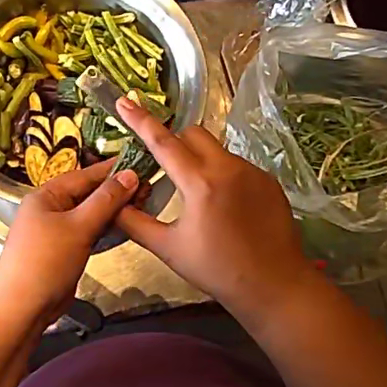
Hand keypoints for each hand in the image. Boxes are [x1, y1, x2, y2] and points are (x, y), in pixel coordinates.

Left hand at [0, 161, 139, 321]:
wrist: (22, 309)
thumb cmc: (44, 263)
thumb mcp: (78, 227)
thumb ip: (105, 200)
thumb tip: (129, 175)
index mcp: (46, 196)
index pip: (84, 175)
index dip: (112, 169)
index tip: (138, 163)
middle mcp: (50, 209)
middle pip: (88, 193)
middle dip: (116, 190)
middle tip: (146, 186)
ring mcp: (58, 231)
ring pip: (90, 213)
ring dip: (113, 209)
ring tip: (141, 202)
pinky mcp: (66, 250)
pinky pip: (89, 231)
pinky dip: (106, 227)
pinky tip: (125, 225)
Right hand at [110, 97, 324, 313]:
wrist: (275, 285)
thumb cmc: (217, 270)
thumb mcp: (169, 248)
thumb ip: (135, 222)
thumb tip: (112, 204)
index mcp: (199, 183)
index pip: (163, 142)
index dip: (141, 120)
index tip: (125, 100)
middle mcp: (227, 168)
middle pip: (193, 133)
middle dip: (174, 140)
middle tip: (162, 163)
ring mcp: (252, 171)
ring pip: (216, 149)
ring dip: (198, 158)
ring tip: (194, 192)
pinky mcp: (268, 181)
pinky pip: (236, 164)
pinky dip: (221, 173)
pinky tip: (222, 204)